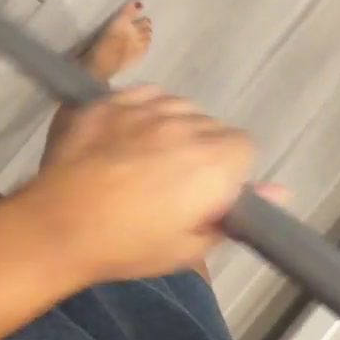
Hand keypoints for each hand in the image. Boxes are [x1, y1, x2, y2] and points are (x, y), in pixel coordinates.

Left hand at [13, 85, 263, 283]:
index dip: (228, 172)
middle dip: (201, 149)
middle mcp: (185, 124)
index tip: (205, 193)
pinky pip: (143, 94)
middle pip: (210, 126)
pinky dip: (142, 110)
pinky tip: (126, 136)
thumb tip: (281, 192)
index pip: (244, 148)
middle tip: (171, 182)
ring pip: (178, 106)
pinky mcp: (109, 99)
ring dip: (172, 126)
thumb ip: (236, 214)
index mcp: (214, 162)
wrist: (58, 224)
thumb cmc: (126, 245)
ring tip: (145, 159)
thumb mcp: (190, 245)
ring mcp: (144, 106)